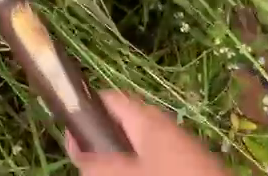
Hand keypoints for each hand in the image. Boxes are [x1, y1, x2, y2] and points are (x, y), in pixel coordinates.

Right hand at [68, 93, 225, 175]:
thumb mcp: (126, 172)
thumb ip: (97, 160)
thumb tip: (71, 143)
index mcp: (146, 117)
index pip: (108, 98)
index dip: (86, 110)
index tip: (73, 132)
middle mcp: (164, 124)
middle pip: (124, 123)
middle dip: (105, 140)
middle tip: (94, 162)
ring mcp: (183, 145)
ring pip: (142, 145)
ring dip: (125, 156)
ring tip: (116, 172)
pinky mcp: (196, 165)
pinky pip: (161, 159)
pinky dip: (147, 165)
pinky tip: (143, 174)